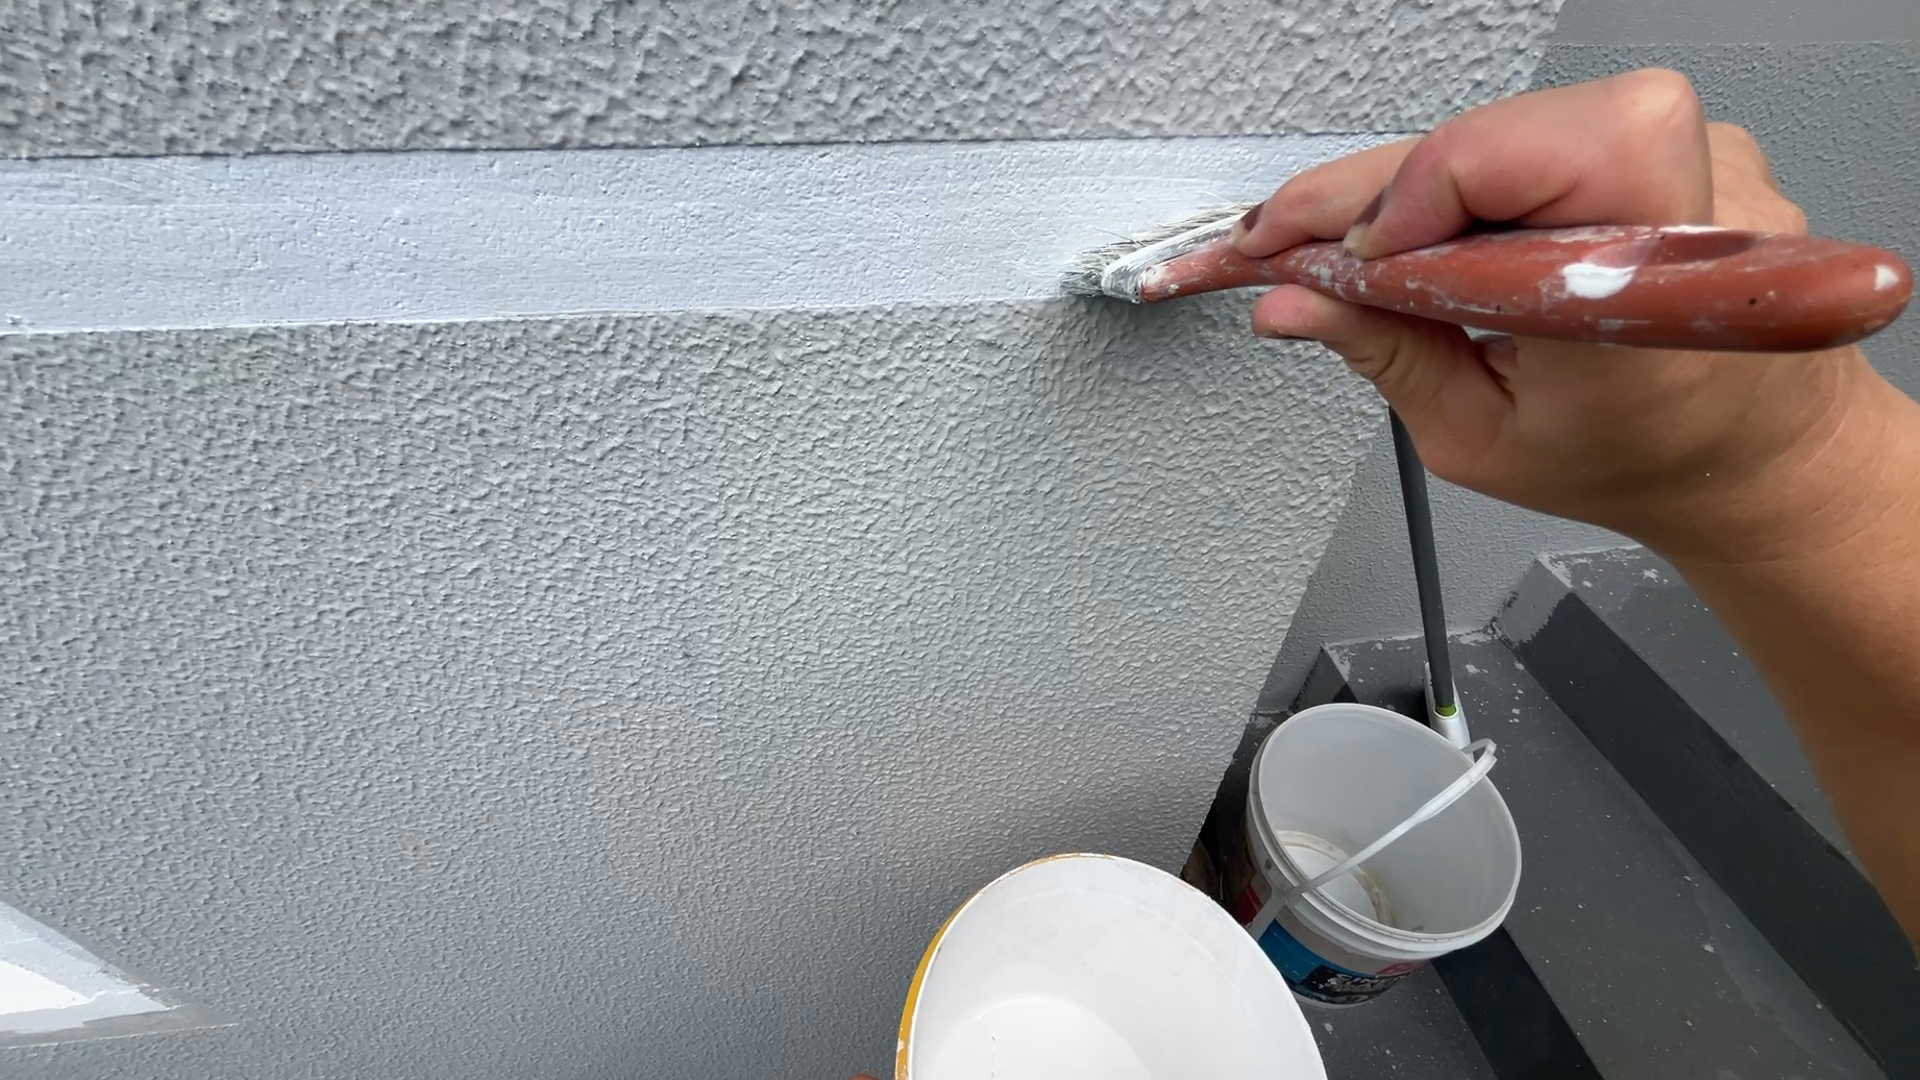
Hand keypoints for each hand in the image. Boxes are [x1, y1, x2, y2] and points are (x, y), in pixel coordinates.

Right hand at [1230, 68, 1902, 564]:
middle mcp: (1684, 212)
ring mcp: (1683, 166)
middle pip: (1497, 137)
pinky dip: (1429, 186)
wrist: (1736, 447)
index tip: (1348, 257)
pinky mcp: (1653, 154)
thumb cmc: (1622, 457)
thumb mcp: (1473, 435)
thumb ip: (1384, 358)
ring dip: (1384, 191)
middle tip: (1267, 243)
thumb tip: (1292, 305)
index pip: (1559, 155)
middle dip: (1358, 194)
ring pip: (1495, 133)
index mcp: (1641, 307)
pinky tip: (1385, 236)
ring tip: (1314, 250)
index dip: (1430, 185)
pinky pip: (1516, 144)